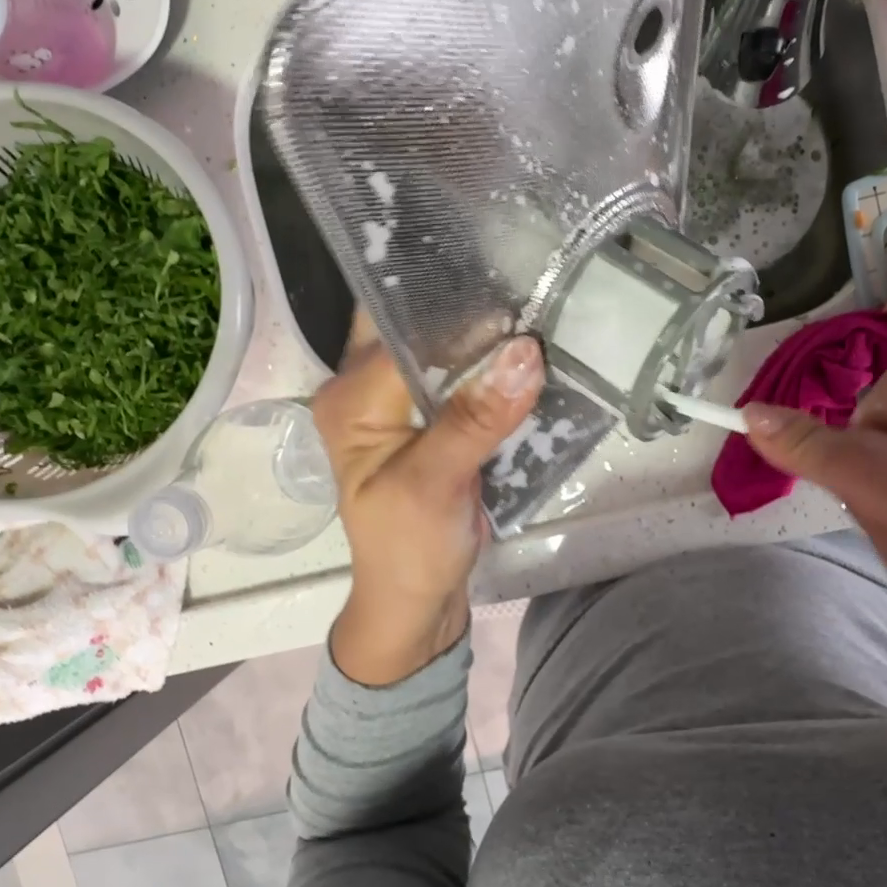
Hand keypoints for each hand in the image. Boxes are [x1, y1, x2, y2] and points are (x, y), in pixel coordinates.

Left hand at [310, 317, 544, 685]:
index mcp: (351, 398)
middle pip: (419, 327)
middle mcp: (367, 388)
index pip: (406, 332)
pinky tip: (525, 349)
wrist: (416, 602)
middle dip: (470, 309)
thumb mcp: (436, 485)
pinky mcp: (430, 417)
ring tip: (536, 305)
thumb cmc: (410, 549)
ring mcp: (399, 402)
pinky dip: (489, 363)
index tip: (516, 290)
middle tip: (531, 284)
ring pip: (442, 347)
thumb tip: (524, 352)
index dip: (459, 312)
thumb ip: (475, 418)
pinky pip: (459, 375)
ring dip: (484, 334)